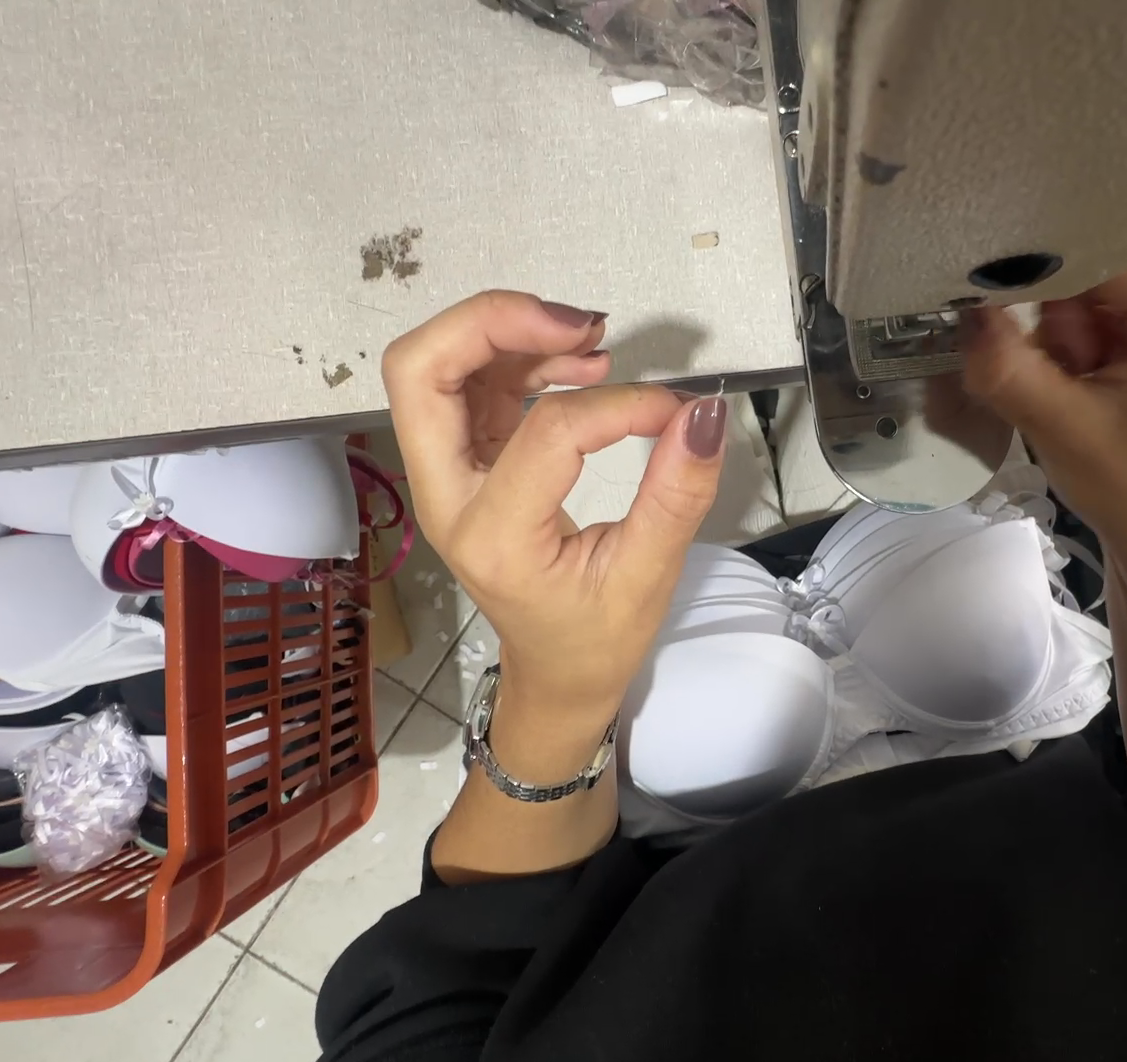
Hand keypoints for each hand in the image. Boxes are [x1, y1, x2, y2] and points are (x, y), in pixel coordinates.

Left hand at [383, 291, 729, 778]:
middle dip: (495, 324)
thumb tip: (704, 413)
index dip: (622, 406)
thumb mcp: (649, 576)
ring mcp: (448, 478)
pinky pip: (470, 387)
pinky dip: (517, 358)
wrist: (555, 673)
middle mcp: (448, 498)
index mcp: (494, 536)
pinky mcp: (468, 466)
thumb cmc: (598, 638)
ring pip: (438, 368)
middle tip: (580, 326)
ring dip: (507, 334)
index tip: (677, 413)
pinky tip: (579, 366)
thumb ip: (676, 495)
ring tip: (591, 341)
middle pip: (422, 371)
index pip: (549, 432)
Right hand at [959, 250, 1126, 562]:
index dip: (1041, 270)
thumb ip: (1006, 367)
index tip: (993, 300)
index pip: (1103, 247)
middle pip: (1102, 260)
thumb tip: (964, 310)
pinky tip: (1090, 379)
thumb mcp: (1060, 429)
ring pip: (1099, 281)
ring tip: (1083, 387)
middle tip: (1068, 375)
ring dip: (1070, 331)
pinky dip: (1083, 338)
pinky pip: (1110, 303)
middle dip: (1062, 314)